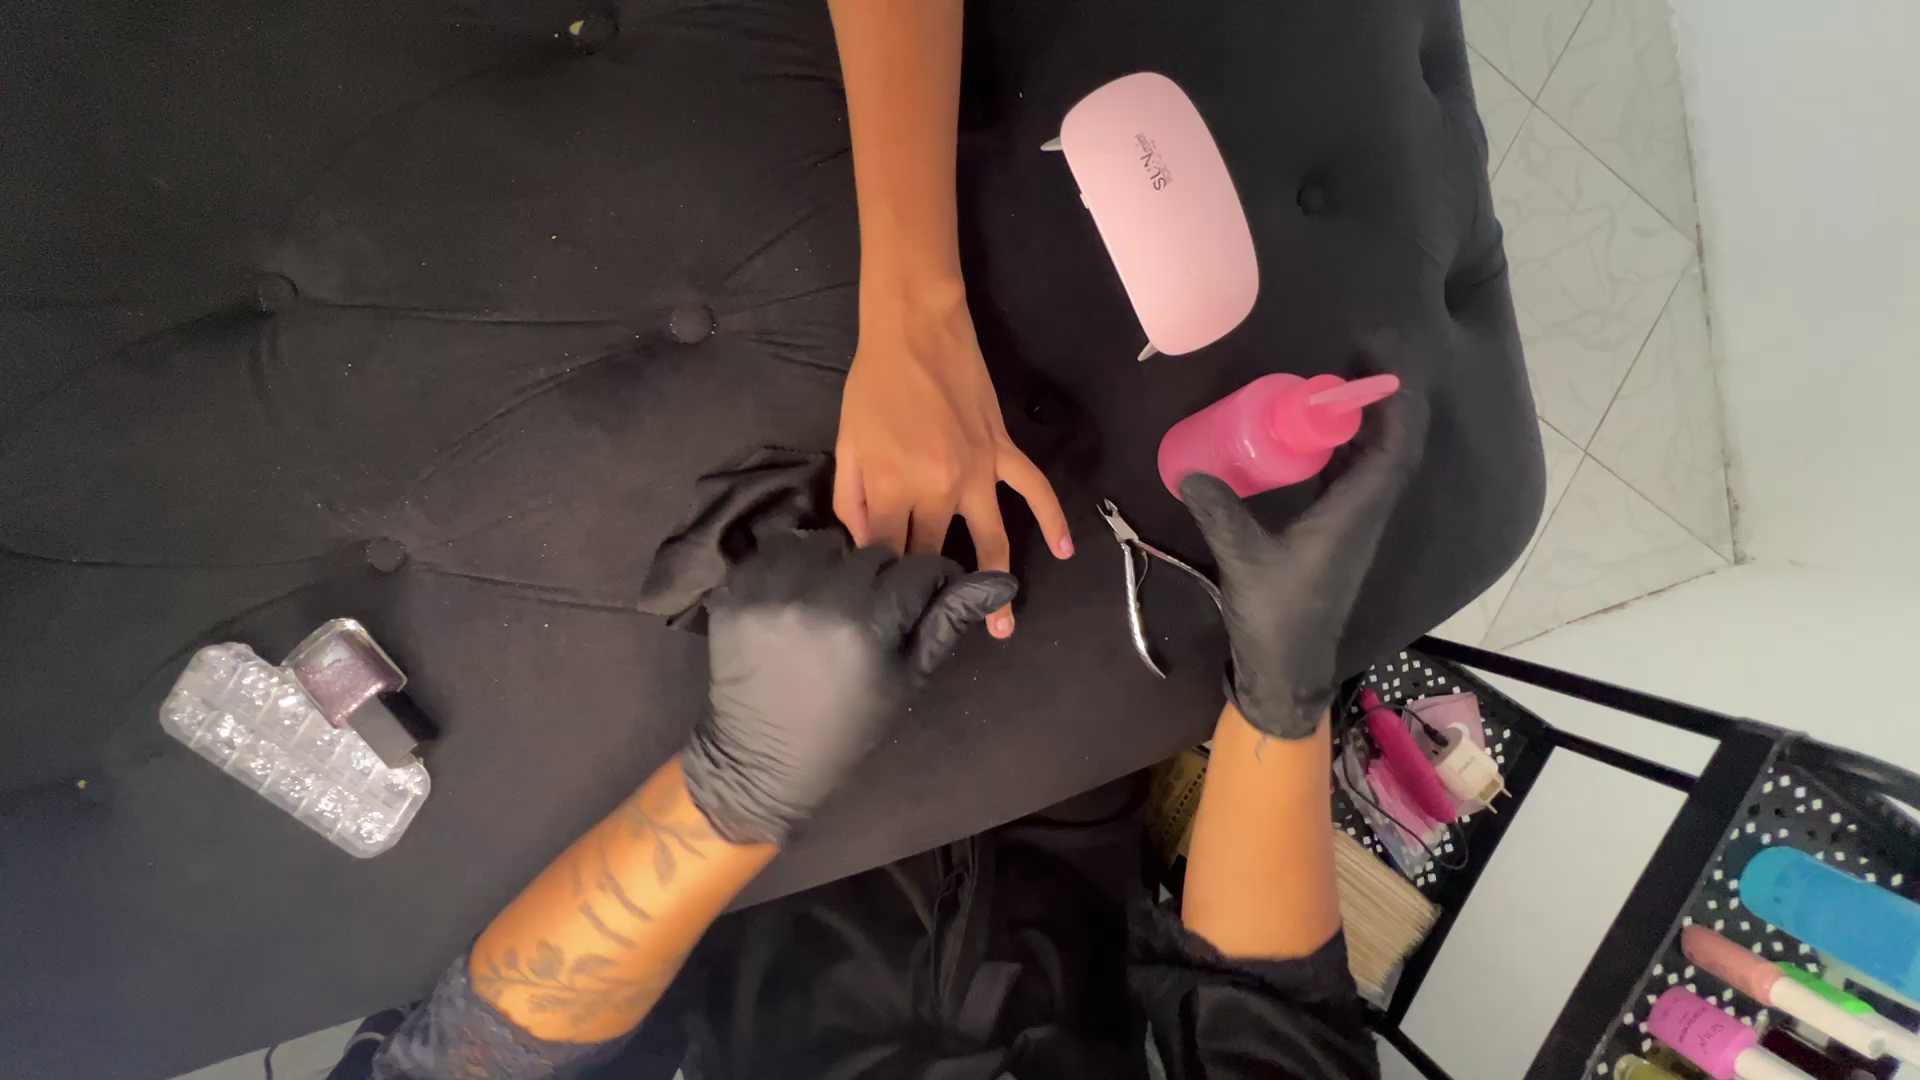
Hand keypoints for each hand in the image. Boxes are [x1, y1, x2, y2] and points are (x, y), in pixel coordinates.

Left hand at [680, 528, 1016, 843]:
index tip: (925, 595)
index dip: (930, 580)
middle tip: (876, 607)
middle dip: (884, 575)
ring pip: (824, 542)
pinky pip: (777, 550)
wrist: (762, 762)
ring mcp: (770, 592)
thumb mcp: (908, 676)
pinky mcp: (735, 592)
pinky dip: (793, 564)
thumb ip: (948, 619)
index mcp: (867, 624)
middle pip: (872, 553)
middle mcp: (818, 598)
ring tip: (835, 597)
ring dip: (837, 563)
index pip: (917, 569)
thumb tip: (1002, 581)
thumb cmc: (849, 725)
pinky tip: (798, 594)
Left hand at [833, 282, 1071, 639]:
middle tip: (935, 625)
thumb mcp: (848, 446)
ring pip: (991, 539)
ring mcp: (978, 472)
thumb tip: (864, 549)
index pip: (891, 552)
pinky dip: (1052, 519)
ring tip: (1000, 625)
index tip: (889, 606)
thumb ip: (852, 502)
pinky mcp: (1002, 451)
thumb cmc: (873, 389)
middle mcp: (940, 489)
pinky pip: (1034, 489)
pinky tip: (1065, 549)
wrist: (915, 331)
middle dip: (935, 593)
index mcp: (893, 487)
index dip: (887, 582)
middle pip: (936, 553)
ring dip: (996, 586)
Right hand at [1178, 347, 1428, 739]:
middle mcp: (1362, 516)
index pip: (1393, 448)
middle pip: (1388, 449)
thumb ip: (1219, 512)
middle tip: (1349, 368)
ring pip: (1369, 466)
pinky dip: (1338, 455)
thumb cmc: (1276, 615)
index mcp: (1354, 515)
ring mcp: (1350, 529)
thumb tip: (1191, 469)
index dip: (1395, 403)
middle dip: (1379, 405)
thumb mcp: (1244, 559)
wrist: (1286, 666)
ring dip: (1360, 428)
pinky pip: (1347, 483)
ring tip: (1329, 397)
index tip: (1382, 364)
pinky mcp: (1333, 539)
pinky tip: (1308, 446)